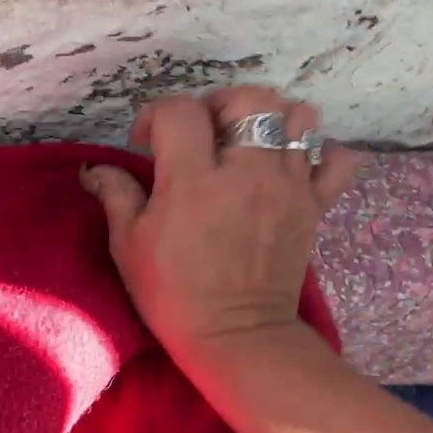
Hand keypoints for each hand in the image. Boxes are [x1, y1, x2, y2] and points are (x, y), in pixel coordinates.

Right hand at [80, 88, 355, 363]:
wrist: (235, 334)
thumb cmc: (170, 291)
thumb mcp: (126, 243)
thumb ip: (114, 194)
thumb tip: (95, 168)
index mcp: (193, 181)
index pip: (180, 112)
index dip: (155, 116)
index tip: (146, 144)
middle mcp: (247, 172)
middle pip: (251, 98)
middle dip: (218, 103)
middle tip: (200, 132)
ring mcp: (290, 186)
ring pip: (299, 115)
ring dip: (268, 119)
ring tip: (243, 145)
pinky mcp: (317, 205)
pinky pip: (337, 156)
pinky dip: (315, 150)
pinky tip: (286, 166)